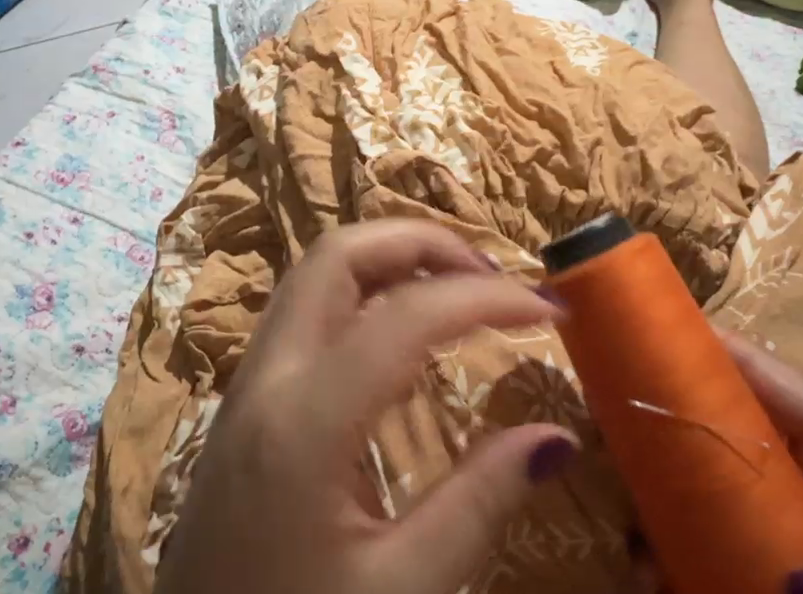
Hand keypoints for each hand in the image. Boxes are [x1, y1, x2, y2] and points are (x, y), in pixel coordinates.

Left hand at [153, 220, 578, 593]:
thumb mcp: (401, 589)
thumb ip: (479, 503)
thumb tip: (556, 437)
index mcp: (304, 421)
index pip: (405, 314)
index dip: (487, 296)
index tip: (553, 310)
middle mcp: (266, 377)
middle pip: (338, 255)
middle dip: (422, 243)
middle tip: (495, 276)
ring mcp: (247, 383)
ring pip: (314, 274)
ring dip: (389, 260)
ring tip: (461, 289)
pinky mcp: (246, 401)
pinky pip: (304, 311)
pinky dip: (362, 291)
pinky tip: (405, 332)